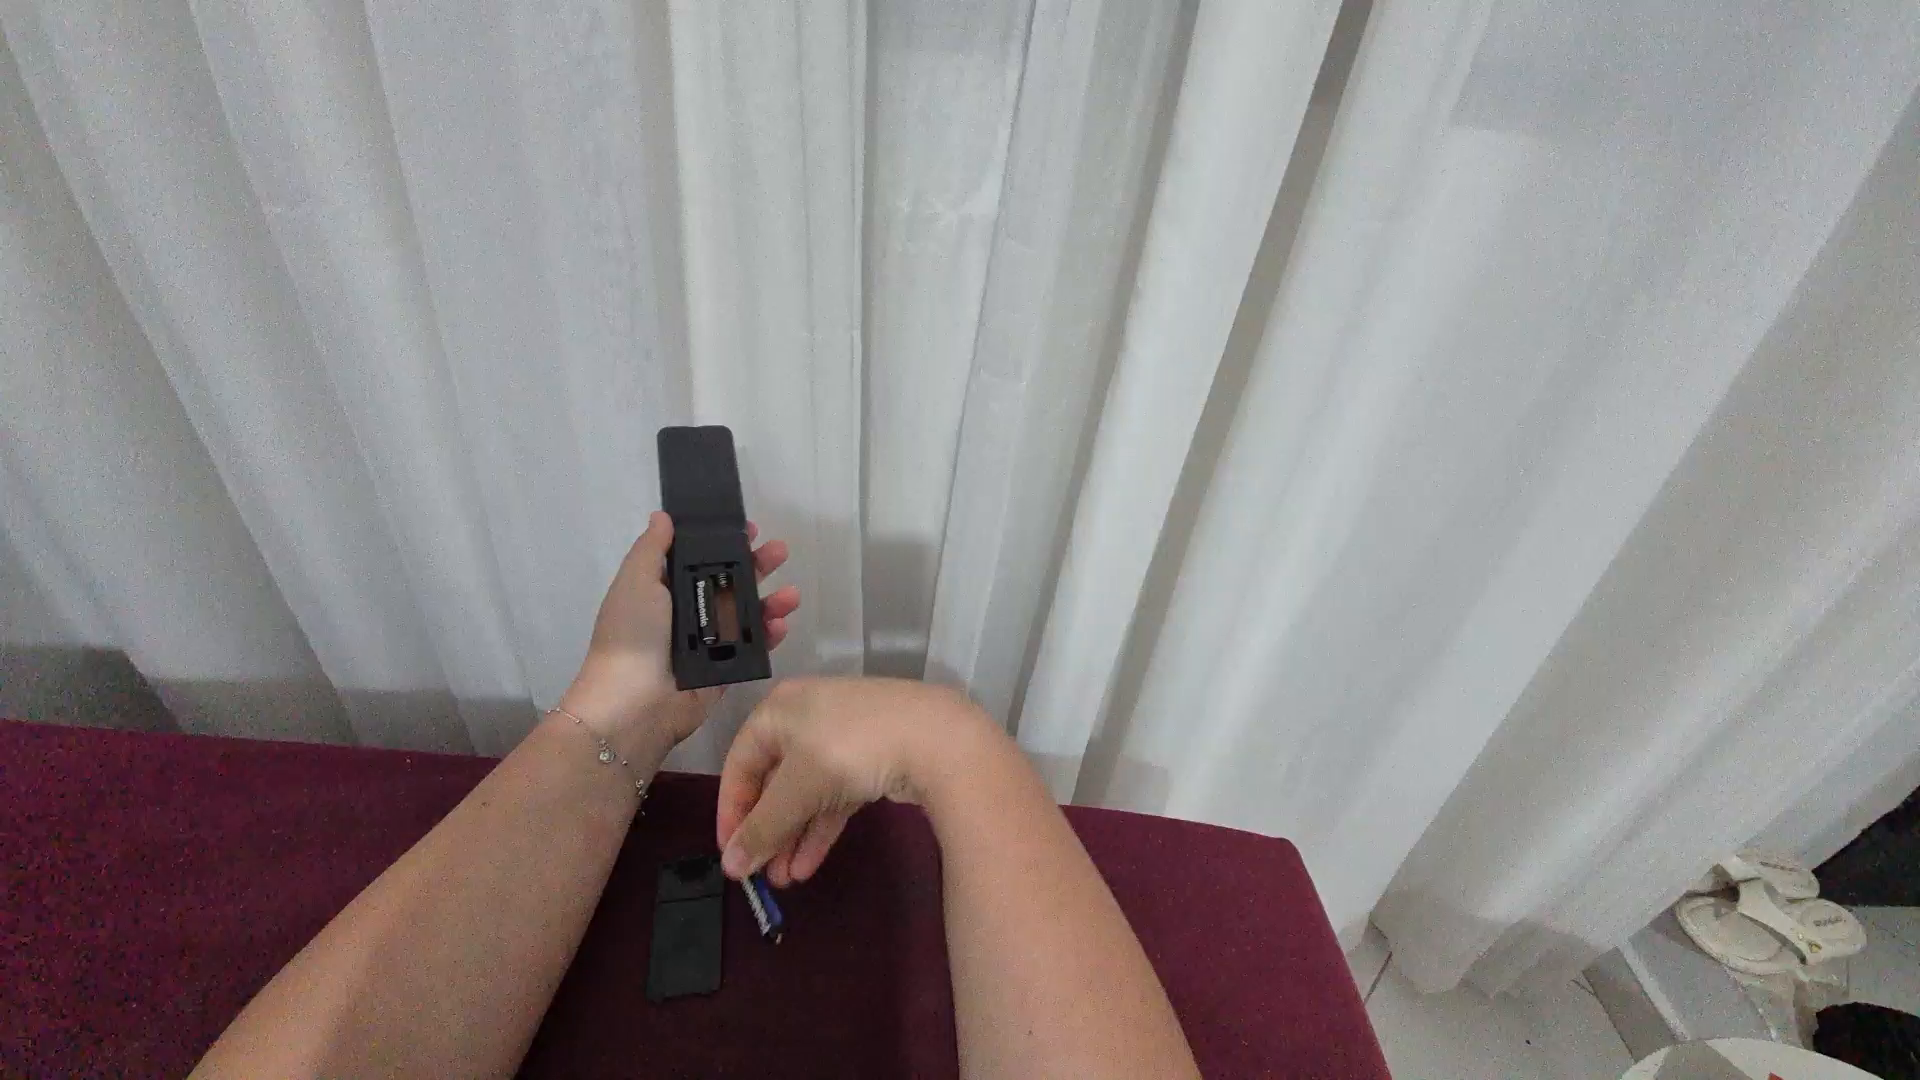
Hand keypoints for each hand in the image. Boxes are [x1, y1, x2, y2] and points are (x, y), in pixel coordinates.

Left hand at [559, 511, 800, 750]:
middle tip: (780, 551)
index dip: (725, 543)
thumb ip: (651, 549)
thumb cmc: (632, 636)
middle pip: (731, 583)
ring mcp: (710, 643)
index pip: (701, 560)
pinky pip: (753, 647)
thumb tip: (662, 516)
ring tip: (792, 595)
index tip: (748, 529)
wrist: (634, 704)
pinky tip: (781, 624)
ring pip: (747, 614)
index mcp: (665, 591)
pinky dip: (769, 635)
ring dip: (771, 601)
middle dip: (757, 566)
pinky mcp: (726, 669)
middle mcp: (689, 614)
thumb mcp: (635, 583)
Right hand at [715, 677, 1000, 883]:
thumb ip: (763, 827)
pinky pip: (835, 795)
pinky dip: (821, 827)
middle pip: (775, 779)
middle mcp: (808, 716)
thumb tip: (730, 865)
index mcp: (780, 709)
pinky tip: (809, 865)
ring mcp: (844, 736)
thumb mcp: (799, 787)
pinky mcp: (872, 758)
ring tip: (785, 881)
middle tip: (760, 874)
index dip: (732, 809)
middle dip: (768, 829)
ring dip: (793, 835)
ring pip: (807, 791)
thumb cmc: (850, 749)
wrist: (936, 736)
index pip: (740, 762)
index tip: (730, 853)